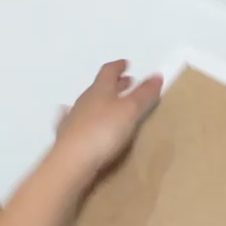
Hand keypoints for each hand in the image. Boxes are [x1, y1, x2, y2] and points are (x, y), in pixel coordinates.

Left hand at [49, 60, 163, 186]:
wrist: (71, 161)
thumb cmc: (104, 131)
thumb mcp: (130, 110)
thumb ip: (144, 93)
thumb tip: (157, 74)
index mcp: (100, 89)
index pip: (109, 71)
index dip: (118, 66)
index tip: (126, 64)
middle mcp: (85, 100)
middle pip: (100, 87)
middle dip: (114, 84)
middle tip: (127, 84)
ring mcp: (74, 118)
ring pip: (89, 103)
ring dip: (102, 102)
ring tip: (113, 106)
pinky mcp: (68, 136)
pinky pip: (76, 121)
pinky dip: (83, 117)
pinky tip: (79, 120)